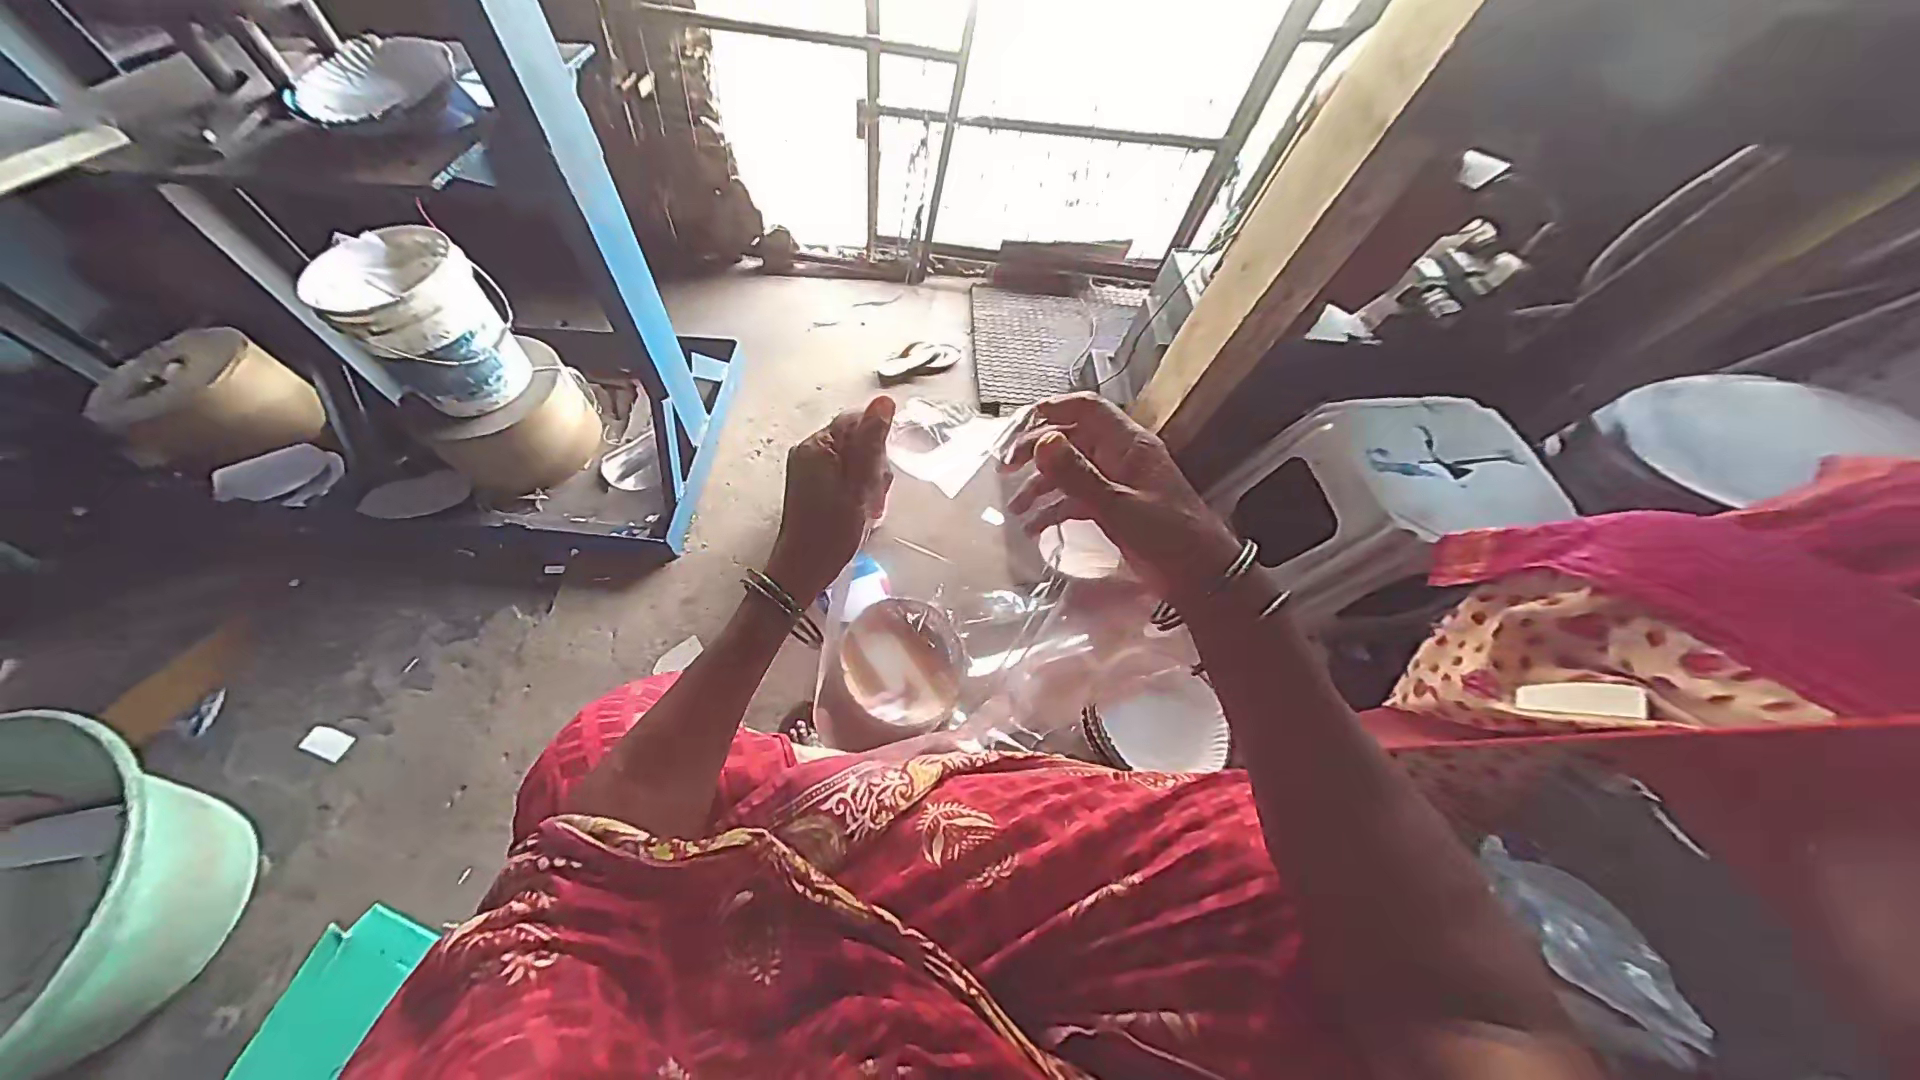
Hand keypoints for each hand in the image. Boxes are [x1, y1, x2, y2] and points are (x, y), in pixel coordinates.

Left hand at [766, 396, 895, 598]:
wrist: (805, 568)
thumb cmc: (833, 529)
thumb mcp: (860, 483)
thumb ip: (872, 441)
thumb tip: (885, 402)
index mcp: (818, 445)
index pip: (858, 422)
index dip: (877, 446)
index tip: (878, 474)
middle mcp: (809, 451)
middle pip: (857, 441)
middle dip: (873, 467)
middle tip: (871, 497)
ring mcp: (809, 469)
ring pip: (854, 461)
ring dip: (867, 482)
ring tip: (866, 508)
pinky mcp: (812, 487)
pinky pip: (844, 477)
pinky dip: (856, 492)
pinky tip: (859, 511)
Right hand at [999, 393, 1239, 602]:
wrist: (1200, 577)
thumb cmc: (1168, 537)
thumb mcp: (1119, 506)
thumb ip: (1078, 475)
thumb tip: (1042, 441)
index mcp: (1128, 445)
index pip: (1086, 409)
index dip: (1051, 411)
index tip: (1017, 430)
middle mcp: (1119, 457)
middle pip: (1070, 438)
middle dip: (1035, 450)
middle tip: (1005, 468)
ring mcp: (1115, 483)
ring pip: (1069, 471)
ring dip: (1040, 484)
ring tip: (1016, 506)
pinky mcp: (1113, 508)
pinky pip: (1075, 499)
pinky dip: (1053, 510)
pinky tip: (1035, 529)